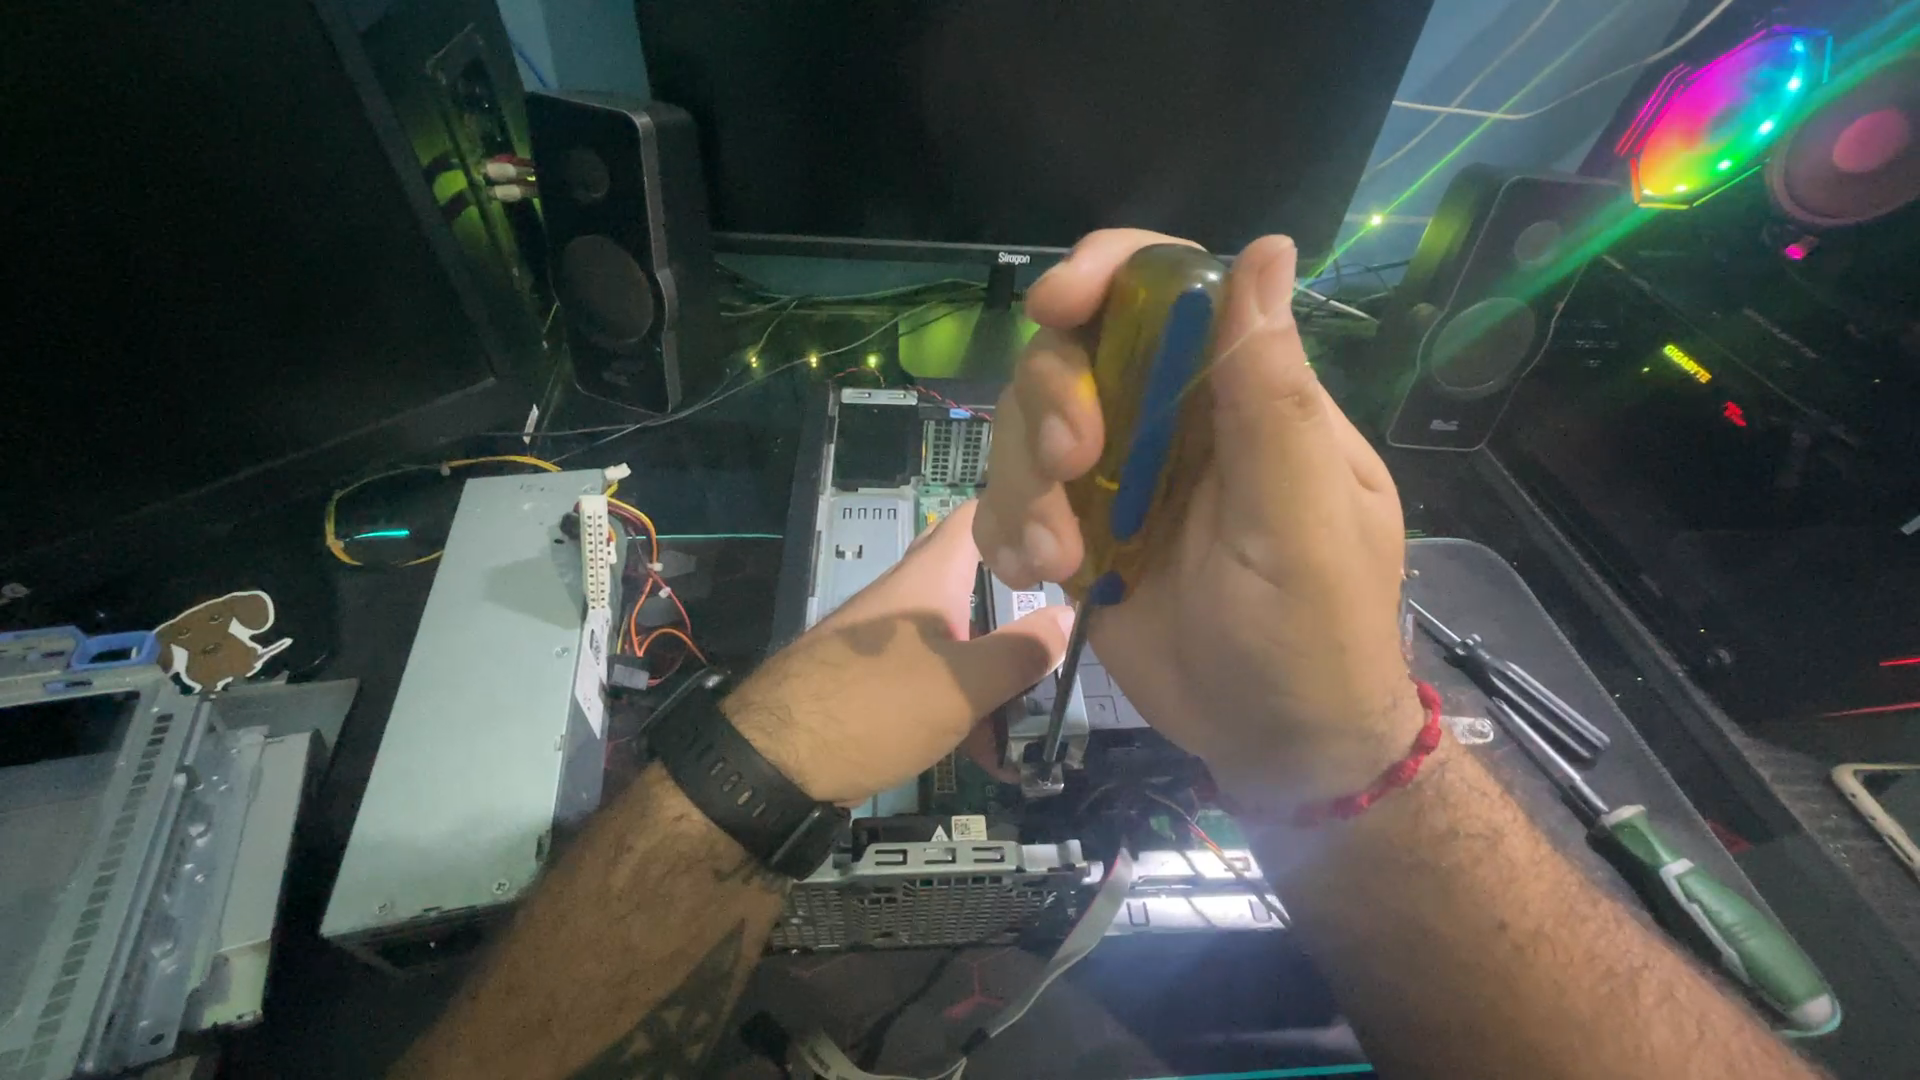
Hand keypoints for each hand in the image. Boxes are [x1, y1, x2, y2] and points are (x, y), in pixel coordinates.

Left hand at [723, 501, 1072, 804]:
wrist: (774, 764)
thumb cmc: (877, 706)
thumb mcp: (964, 683)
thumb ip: (1023, 650)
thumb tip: (1072, 613)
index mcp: (929, 578)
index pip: (978, 517)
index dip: (1023, 518)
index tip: (1070, 541)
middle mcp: (908, 598)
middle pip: (977, 587)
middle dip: (1021, 615)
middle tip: (1061, 640)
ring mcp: (890, 642)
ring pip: (961, 642)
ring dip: (997, 678)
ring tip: (1030, 727)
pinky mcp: (876, 683)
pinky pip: (934, 681)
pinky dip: (964, 707)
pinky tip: (989, 757)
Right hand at [974, 230, 1417, 809]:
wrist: (1271, 739)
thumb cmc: (1313, 628)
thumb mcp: (1302, 514)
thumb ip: (1271, 393)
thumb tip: (1265, 250)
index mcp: (1230, 396)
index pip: (1162, 292)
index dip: (1102, 275)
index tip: (1055, 305)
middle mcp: (1163, 423)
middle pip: (1069, 355)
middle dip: (1050, 401)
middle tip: (1070, 465)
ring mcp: (1111, 481)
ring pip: (1024, 431)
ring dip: (1024, 486)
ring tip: (1058, 560)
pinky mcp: (1074, 534)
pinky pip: (1011, 504)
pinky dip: (1008, 531)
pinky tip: (1037, 576)